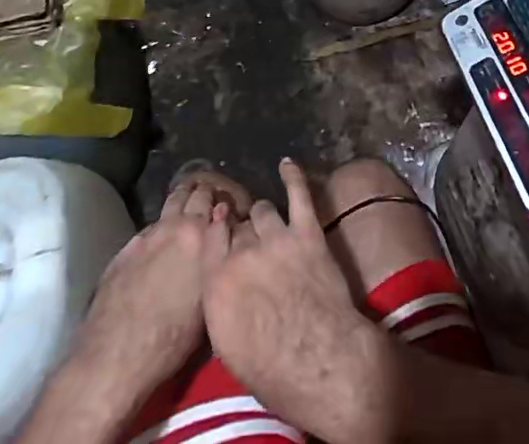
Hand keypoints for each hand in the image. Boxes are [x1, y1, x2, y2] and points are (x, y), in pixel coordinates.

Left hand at [71, 180, 232, 397]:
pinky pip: (149, 229)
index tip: (231, 202)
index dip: (225, 200)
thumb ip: (217, 257)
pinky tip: (161, 237)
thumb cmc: (174, 337)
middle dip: (203, 191)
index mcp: (200, 235)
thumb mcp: (209, 296)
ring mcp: (146, 238)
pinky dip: (160, 226)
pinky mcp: (124, 251)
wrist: (115, 357)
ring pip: (167, 206)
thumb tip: (224, 239)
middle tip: (212, 193)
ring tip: (188, 199)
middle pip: (191, 195)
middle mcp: (173, 227)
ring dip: (180, 201)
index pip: (218, 202)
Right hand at [203, 160, 391, 442]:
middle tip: (250, 240)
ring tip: (270, 224)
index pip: (209, 239)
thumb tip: (219, 279)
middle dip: (241, 231)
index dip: (216, 234)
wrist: (319, 358)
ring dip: (264, 216)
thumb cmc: (268, 365)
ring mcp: (277, 238)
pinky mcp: (309, 232)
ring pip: (263, 210)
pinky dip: (293, 177)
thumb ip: (218, 299)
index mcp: (216, 280)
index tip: (220, 230)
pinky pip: (299, 195)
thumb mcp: (224, 340)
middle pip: (237, 226)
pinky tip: (287, 164)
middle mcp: (242, 252)